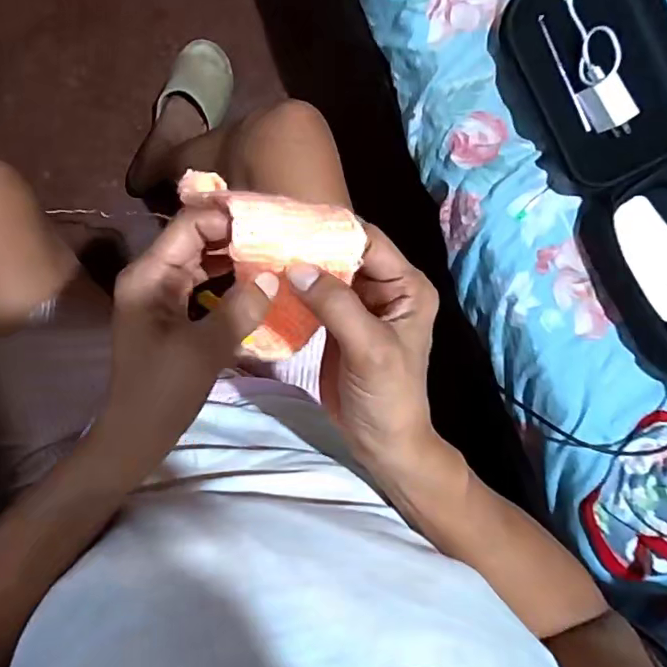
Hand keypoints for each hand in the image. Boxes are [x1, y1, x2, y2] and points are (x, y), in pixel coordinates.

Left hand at [100, 206, 276, 443]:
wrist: (135, 433)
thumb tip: (274, 277)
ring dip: (233, 257)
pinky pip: (200, 283)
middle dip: (235, 235)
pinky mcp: (169, 312)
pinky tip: (257, 282)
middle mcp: (150, 275)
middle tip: (279, 234)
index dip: (227, 218)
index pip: (189, 225)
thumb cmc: (162, 390)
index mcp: (148, 275)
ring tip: (275, 253)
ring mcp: (159, 293)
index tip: (269, 220)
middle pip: (194, 238)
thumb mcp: (205, 349)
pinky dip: (226, 280)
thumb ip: (239, 309)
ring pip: (200, 260)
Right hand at [287, 224, 440, 468]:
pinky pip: (314, 294)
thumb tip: (297, 266)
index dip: (331, 229)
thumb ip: (337, 305)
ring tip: (261, 254)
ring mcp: (359, 305)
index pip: (368, 241)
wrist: (383, 443)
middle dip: (309, 245)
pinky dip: (294, 288)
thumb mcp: (369, 348)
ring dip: (298, 265)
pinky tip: (268, 283)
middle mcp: (385, 288)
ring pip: (325, 271)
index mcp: (406, 286)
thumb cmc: (388, 396)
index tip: (289, 223)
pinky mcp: (337, 322)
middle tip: (267, 237)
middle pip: (343, 252)